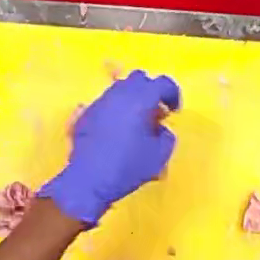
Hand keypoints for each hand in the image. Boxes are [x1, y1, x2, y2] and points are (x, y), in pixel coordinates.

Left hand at [39, 71, 179, 225]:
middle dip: (151, 92)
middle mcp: (119, 94)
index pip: (163, 82)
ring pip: (120, 90)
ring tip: (136, 123)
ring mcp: (99, 103)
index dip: (173, 94)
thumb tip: (160, 128)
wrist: (88, 180)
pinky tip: (116, 132)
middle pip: (139, 79)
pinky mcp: (86, 115)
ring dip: (132, 100)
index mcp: (141, 98)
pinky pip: (106, 104)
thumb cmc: (128, 167)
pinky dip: (116, 111)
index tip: (174, 111)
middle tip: (155, 113)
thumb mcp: (159, 155)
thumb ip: (167, 136)